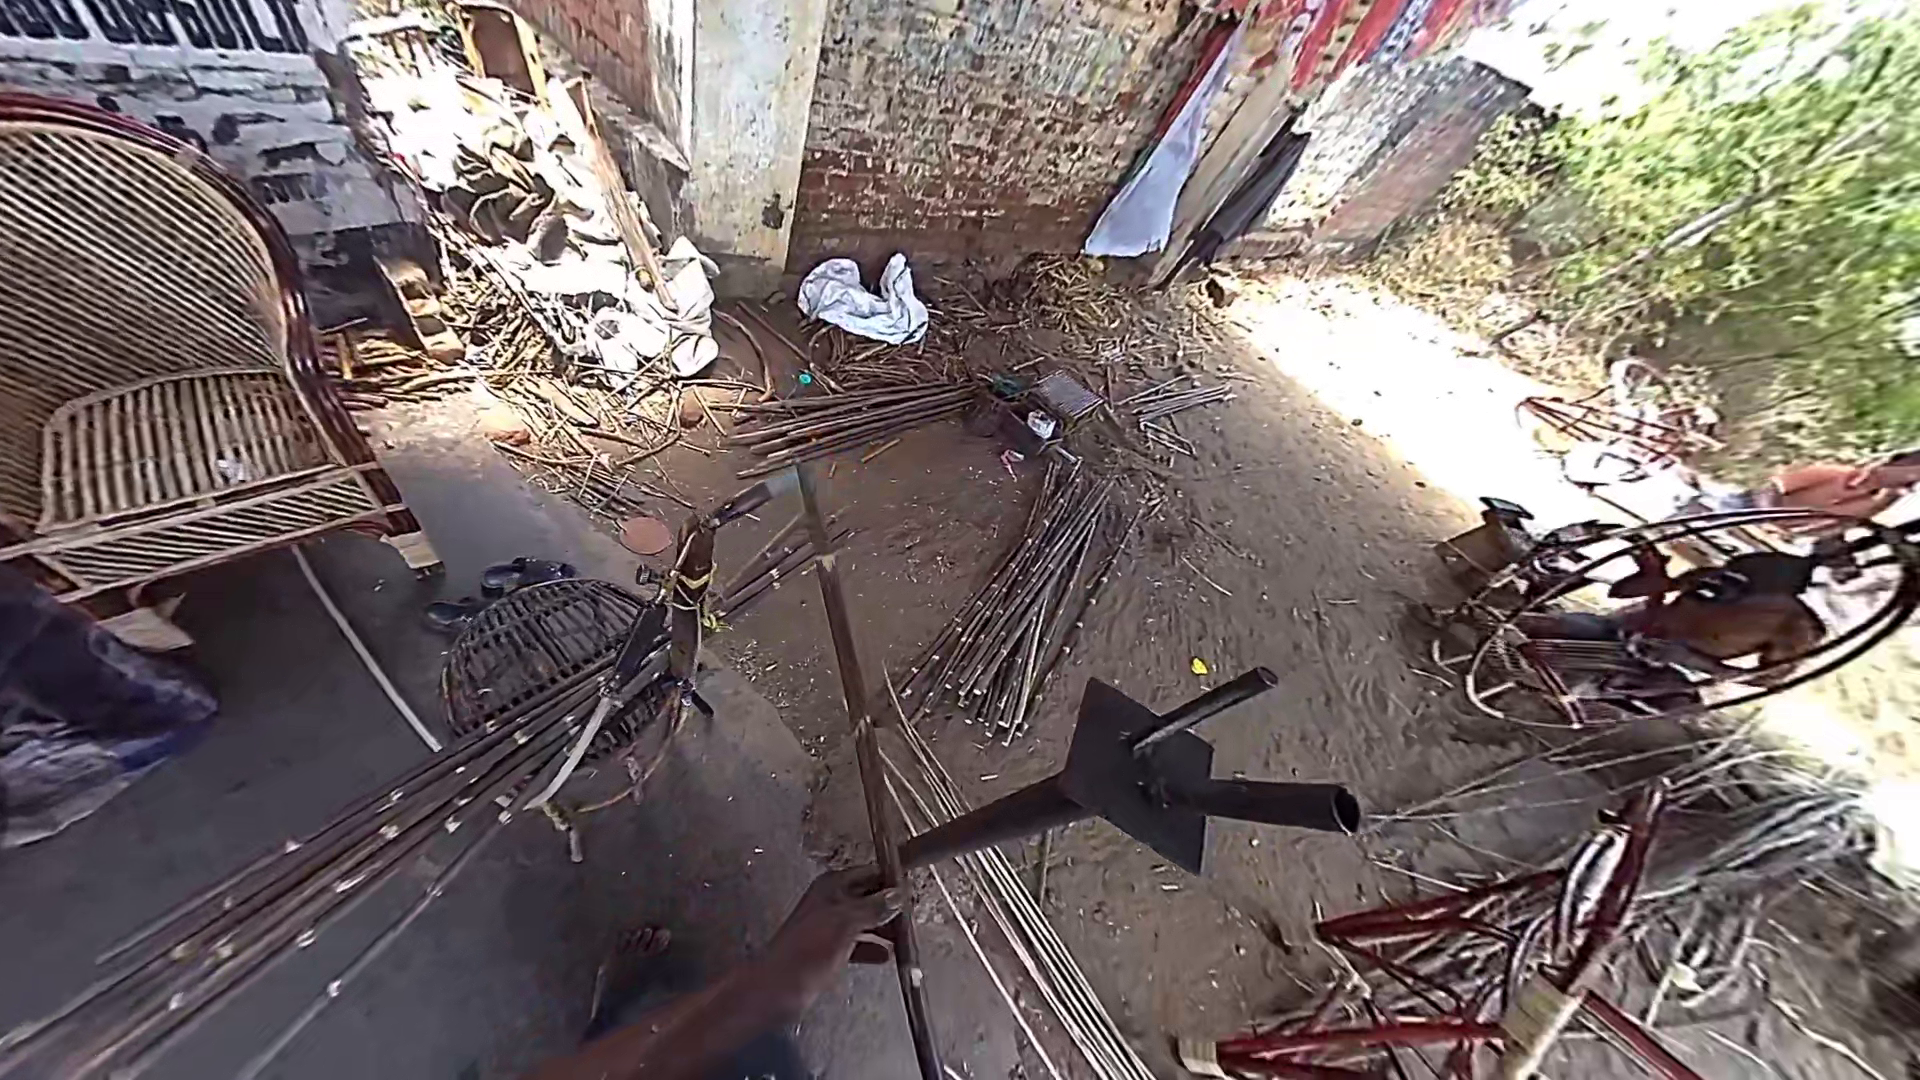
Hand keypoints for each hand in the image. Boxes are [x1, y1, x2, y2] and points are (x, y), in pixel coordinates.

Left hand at [761, 868, 901, 1013]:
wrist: (778, 988)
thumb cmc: (810, 948)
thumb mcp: (846, 923)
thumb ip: (873, 907)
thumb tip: (897, 895)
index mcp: (833, 885)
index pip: (869, 873)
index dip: (889, 880)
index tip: (911, 888)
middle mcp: (833, 900)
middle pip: (868, 896)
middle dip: (889, 905)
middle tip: (912, 915)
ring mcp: (831, 925)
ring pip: (865, 920)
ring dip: (884, 927)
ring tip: (904, 937)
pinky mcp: (830, 948)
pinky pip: (858, 942)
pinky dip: (872, 947)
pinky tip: (887, 956)